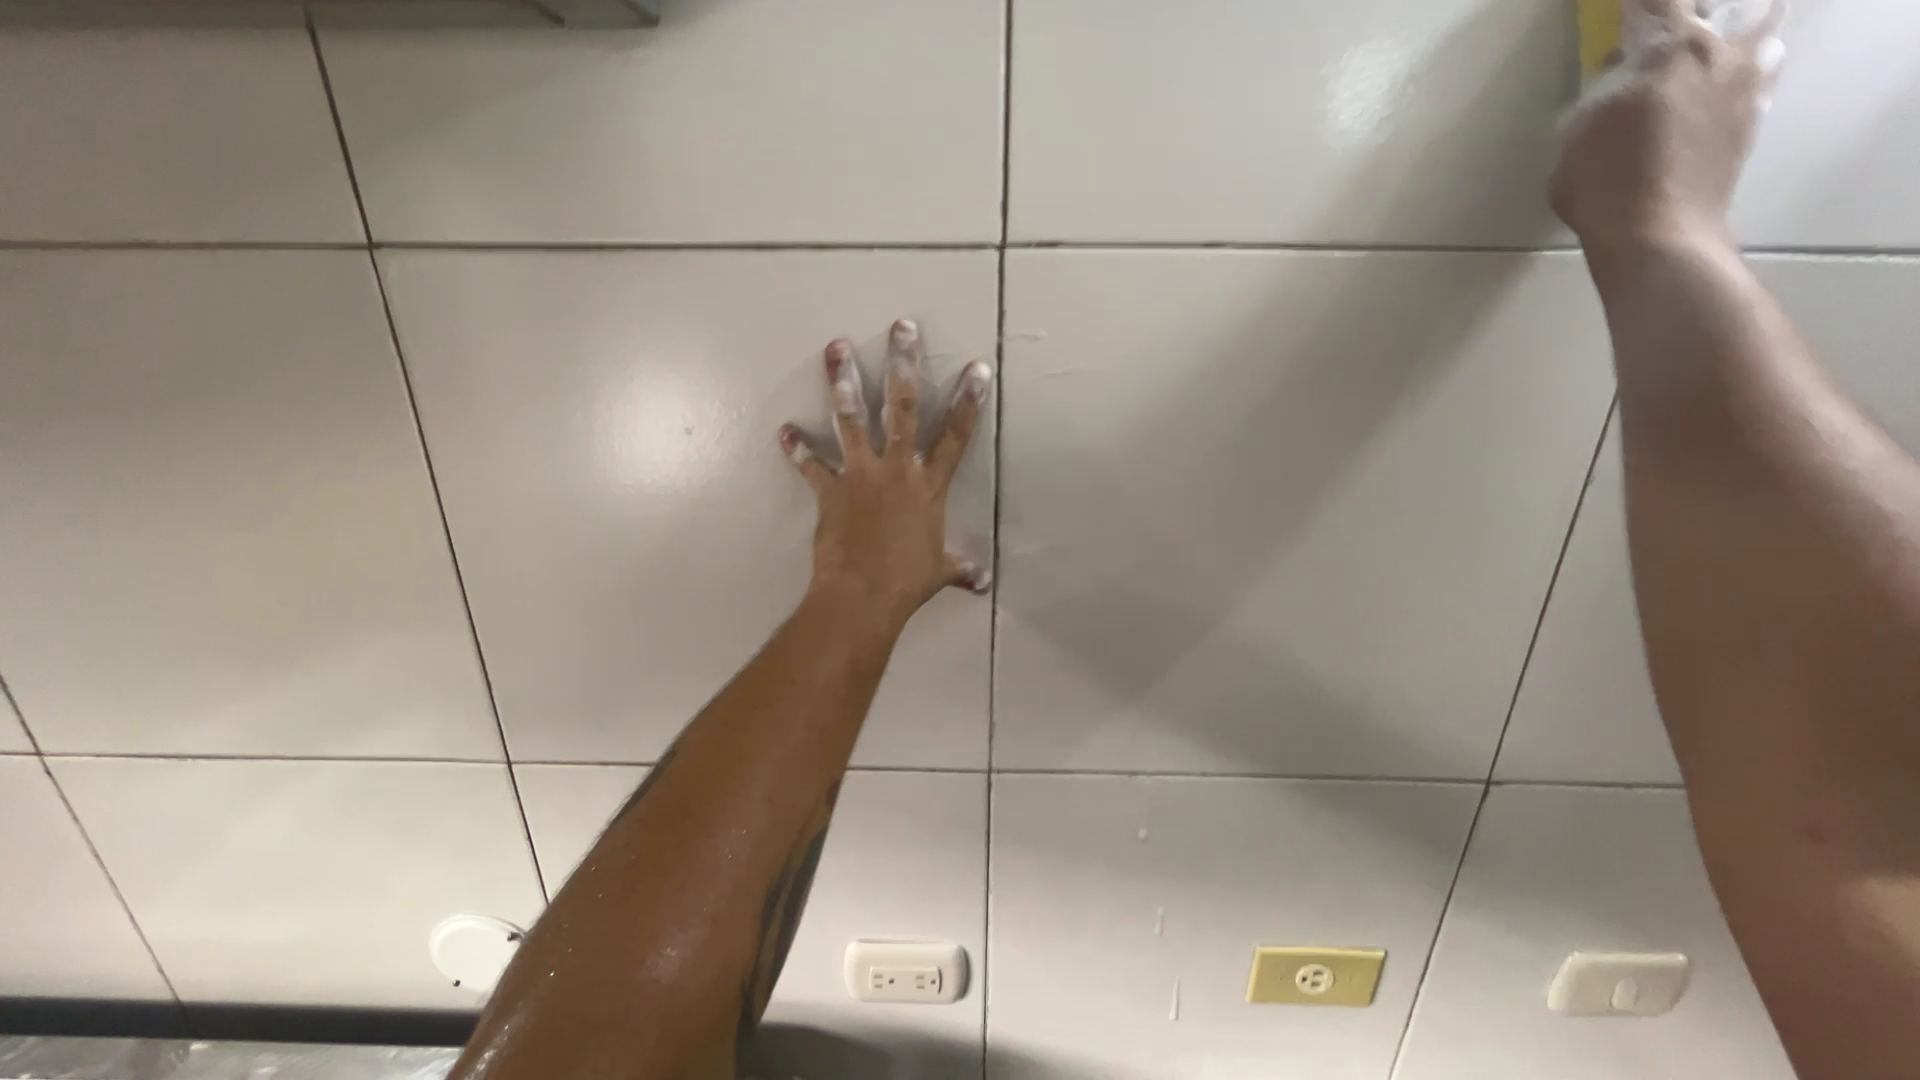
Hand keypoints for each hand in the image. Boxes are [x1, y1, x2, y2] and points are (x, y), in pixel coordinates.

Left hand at [778, 320, 993, 632]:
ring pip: (852, 419)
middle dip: (903, 364)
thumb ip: (958, 568)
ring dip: (843, 381)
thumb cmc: (906, 583)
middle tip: (902, 328)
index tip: (977, 369)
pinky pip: (811, 465)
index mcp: (928, 486)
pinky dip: (797, 449)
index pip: (955, 435)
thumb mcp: (938, 571)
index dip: (968, 401)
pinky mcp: (830, 490)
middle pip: (902, 407)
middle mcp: (896, 470)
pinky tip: (784, 431)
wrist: (863, 595)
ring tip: (835, 347)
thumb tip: (981, 582)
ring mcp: (860, 475)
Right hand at [1552, 0, 1785, 258]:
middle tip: (1658, 31)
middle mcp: (1720, 54)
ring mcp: (1746, 82)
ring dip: (1732, 28)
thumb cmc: (1603, 188)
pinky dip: (1743, 60)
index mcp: (1671, 52)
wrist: (1658, 236)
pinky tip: (1723, 75)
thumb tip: (1617, 74)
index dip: (1638, 5)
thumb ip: (1600, 95)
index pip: (1657, 3)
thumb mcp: (1576, 138)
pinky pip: (1761, 65)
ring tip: (1701, 47)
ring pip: (1759, 25)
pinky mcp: (1754, 114)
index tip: (1623, 8)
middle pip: (1720, 8)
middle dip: (1681, 17)